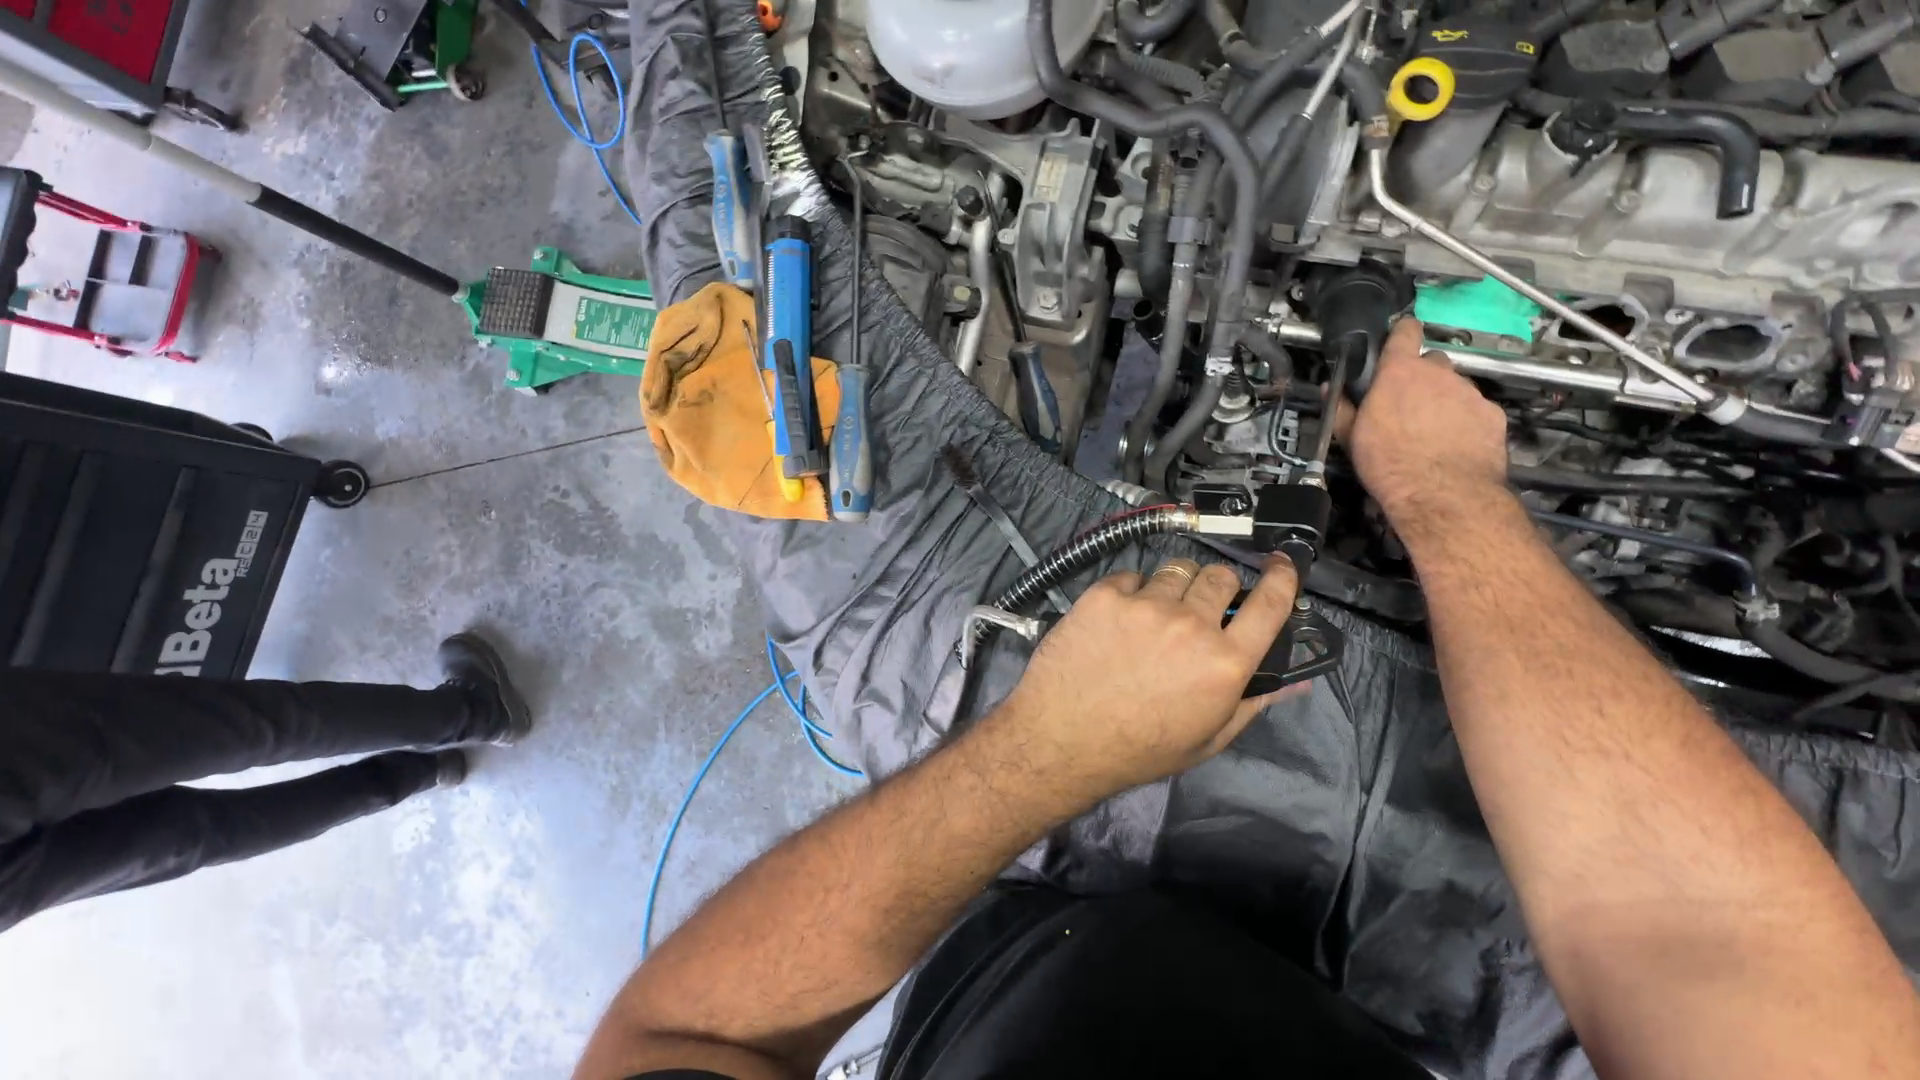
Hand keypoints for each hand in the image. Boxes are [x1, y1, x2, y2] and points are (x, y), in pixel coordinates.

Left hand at [977, 555, 1300, 809]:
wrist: (1061, 740)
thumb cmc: (1140, 750)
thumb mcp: (1207, 739)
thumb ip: (1253, 703)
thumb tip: (1297, 683)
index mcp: (1225, 663)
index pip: (1270, 605)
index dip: (1283, 578)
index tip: (1282, 563)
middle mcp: (1191, 625)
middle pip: (1220, 576)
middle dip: (1216, 588)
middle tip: (1198, 610)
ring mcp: (1146, 606)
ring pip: (1176, 570)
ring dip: (1174, 588)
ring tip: (1154, 618)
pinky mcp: (1105, 595)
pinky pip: (1132, 577)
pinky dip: (1132, 592)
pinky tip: (1119, 622)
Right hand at [1348, 318, 1509, 535]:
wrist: (1442, 495)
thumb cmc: (1389, 464)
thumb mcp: (1353, 438)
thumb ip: (1342, 408)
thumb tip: (1329, 389)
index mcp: (1400, 373)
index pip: (1405, 332)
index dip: (1401, 334)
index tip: (1398, 341)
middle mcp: (1439, 374)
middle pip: (1431, 363)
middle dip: (1421, 377)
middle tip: (1408, 405)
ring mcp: (1470, 392)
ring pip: (1455, 387)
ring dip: (1443, 400)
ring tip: (1432, 432)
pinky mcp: (1493, 414)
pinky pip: (1476, 409)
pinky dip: (1466, 420)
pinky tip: (1455, 444)